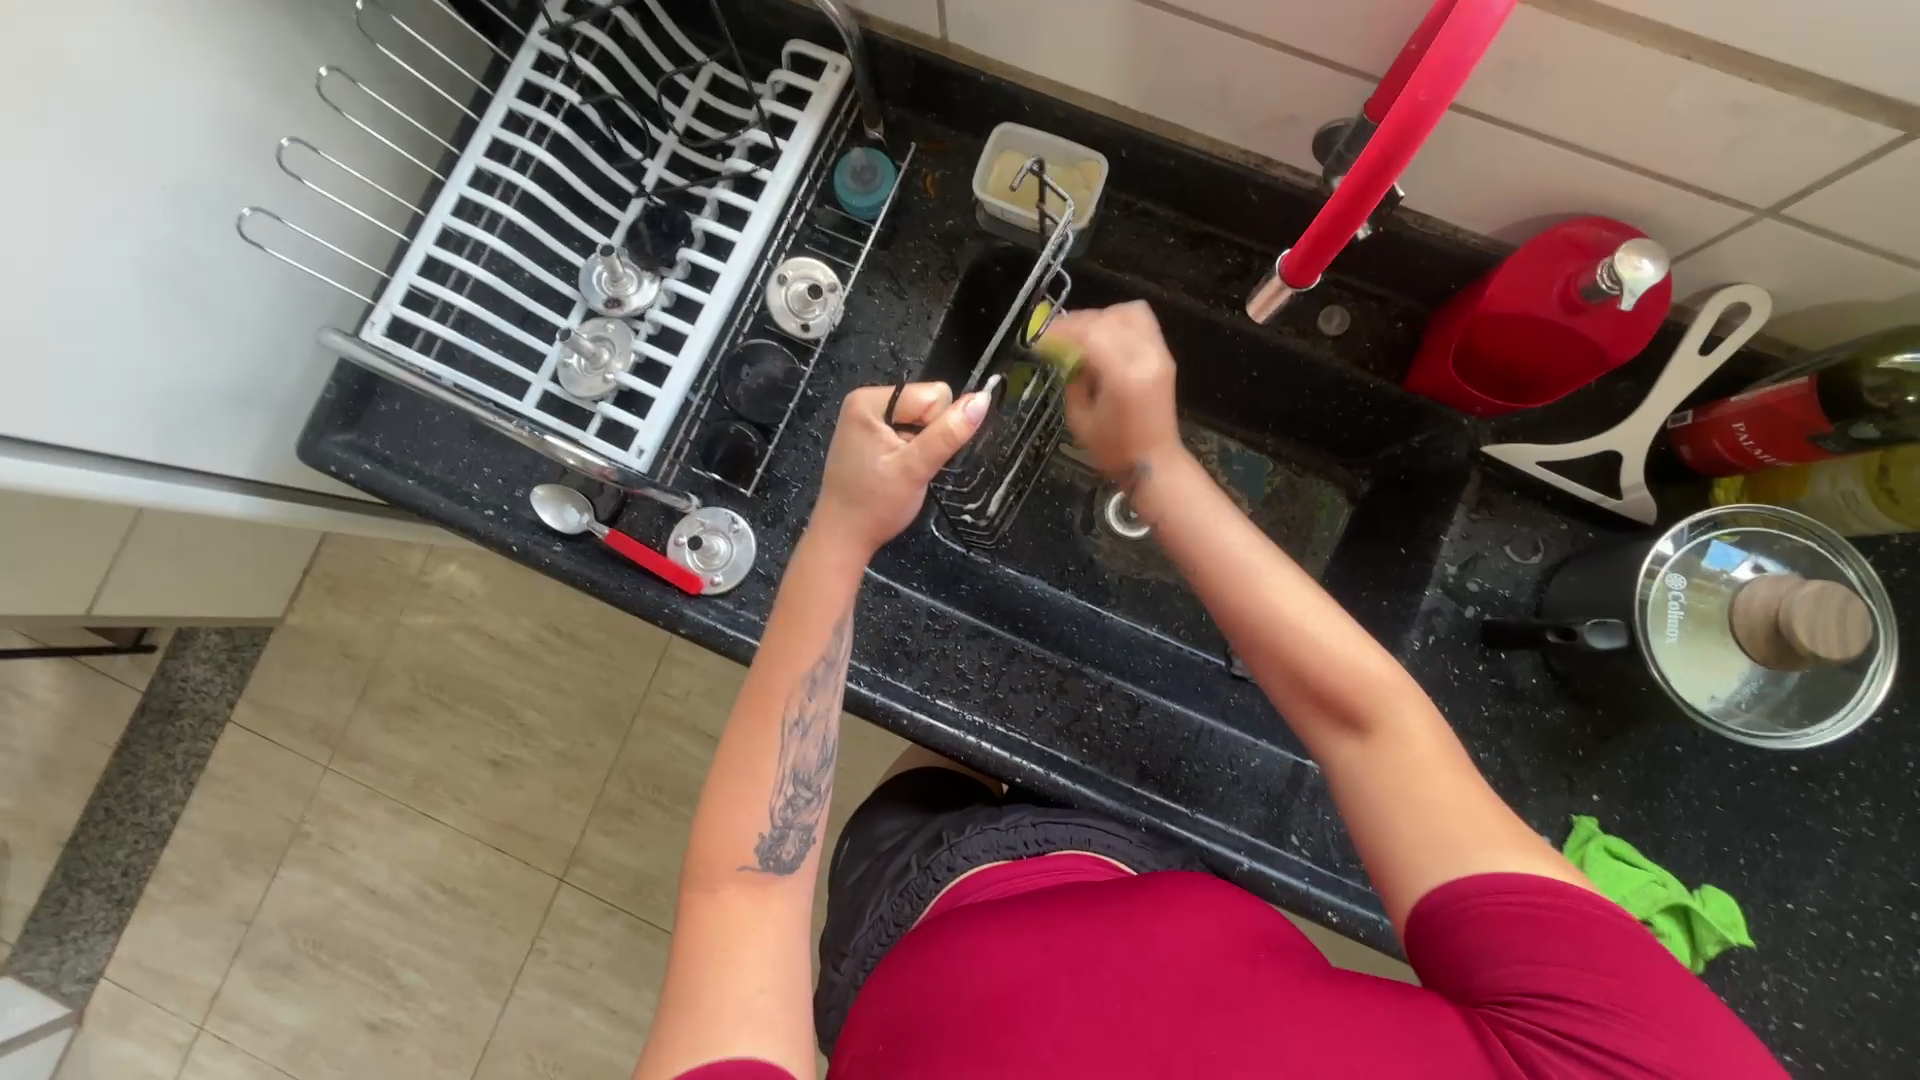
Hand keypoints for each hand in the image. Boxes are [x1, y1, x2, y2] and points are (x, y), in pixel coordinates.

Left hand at [809, 381, 989, 556]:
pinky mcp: (869, 435)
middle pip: (927, 403)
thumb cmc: (874, 505)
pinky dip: (909, 450)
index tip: (920, 456)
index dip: (939, 427)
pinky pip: (907, 430)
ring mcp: (866, 418)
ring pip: (920, 419)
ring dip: (921, 445)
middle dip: (929, 436)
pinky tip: (895, 471)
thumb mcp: (915, 469)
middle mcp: (866, 401)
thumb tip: (983, 399)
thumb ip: (948, 434)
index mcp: (870, 400)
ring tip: (902, 471)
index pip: (934, 394)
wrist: (843, 536)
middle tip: (911, 466)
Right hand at [1047, 301, 1184, 489]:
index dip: (1062, 330)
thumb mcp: (1080, 418)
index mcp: (1123, 376)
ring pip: (1129, 312)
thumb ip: (1073, 379)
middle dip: (1079, 322)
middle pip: (1109, 318)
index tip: (1041, 338)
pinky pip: (1142, 323)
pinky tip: (1103, 339)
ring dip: (1102, 317)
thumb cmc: (1113, 450)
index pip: (1091, 333)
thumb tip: (1066, 354)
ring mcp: (1159, 354)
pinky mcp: (1163, 356)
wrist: (1154, 464)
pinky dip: (1119, 323)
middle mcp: (1145, 357)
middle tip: (1057, 336)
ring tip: (1082, 334)